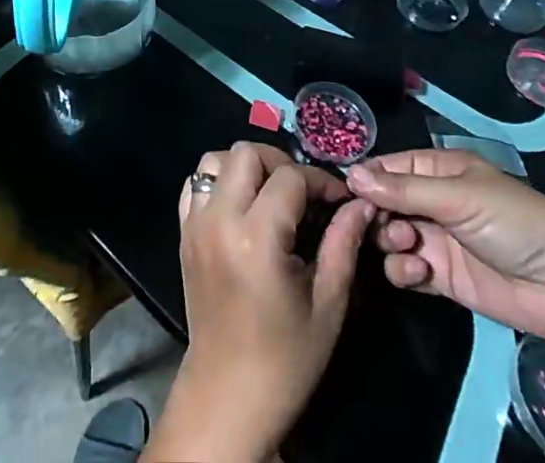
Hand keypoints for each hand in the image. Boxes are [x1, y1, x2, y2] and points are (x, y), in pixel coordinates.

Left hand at [145, 142, 371, 462]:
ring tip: (272, 196)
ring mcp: (194, 224)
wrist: (228, 392)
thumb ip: (343, 244)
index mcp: (256, 236)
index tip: (339, 200)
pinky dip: (217, 182)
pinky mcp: (183, 234)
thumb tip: (360, 204)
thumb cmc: (285, 357)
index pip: (289, 176)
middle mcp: (218, 219)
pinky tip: (241, 208)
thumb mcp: (328, 303)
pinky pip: (194, 185)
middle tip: (304, 193)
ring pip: (213, 160)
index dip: (320, 181)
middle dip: (280, 163)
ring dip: (245, 167)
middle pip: (245, 153)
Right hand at [347, 149, 544, 342]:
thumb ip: (401, 190)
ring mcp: (436, 239)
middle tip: (374, 224)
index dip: (365, 178)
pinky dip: (402, 270)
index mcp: (439, 171)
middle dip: (374, 213)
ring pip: (389, 235)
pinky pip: (404, 268)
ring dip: (389, 241)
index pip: (387, 167)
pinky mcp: (441, 275)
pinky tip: (417, 272)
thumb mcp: (457, 197)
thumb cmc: (514, 224)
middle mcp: (433, 201)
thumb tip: (349, 175)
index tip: (343, 192)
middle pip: (382, 203)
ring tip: (408, 246)